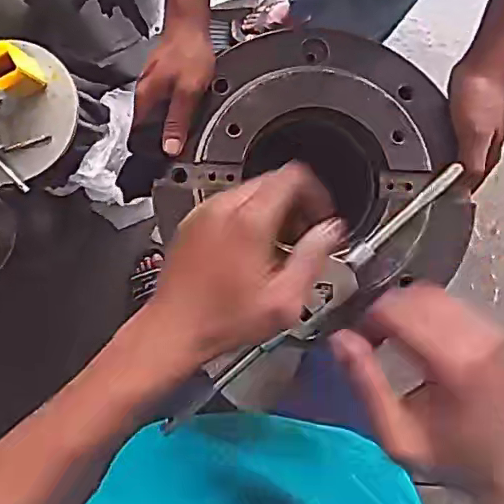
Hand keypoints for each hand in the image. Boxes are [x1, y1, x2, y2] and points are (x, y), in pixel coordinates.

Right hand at [135, 21, 218, 156]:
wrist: (191, 24)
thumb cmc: (189, 52)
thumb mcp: (188, 92)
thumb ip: (178, 121)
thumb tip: (170, 148)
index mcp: (145, 97)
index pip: (137, 132)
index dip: (149, 147)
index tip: (160, 158)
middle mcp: (143, 91)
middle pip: (148, 123)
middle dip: (161, 137)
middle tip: (177, 147)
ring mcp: (151, 82)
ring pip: (157, 111)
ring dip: (168, 122)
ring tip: (184, 129)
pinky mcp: (161, 76)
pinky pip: (164, 99)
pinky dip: (173, 107)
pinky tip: (186, 107)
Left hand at [140, 163, 345, 367]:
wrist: (173, 329)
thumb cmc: (221, 320)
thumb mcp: (283, 300)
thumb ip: (314, 257)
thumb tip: (331, 232)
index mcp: (249, 220)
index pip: (294, 175)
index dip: (317, 193)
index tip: (321, 218)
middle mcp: (224, 207)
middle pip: (274, 180)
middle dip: (297, 205)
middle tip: (303, 237)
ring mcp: (205, 212)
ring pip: (252, 191)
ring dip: (273, 211)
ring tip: (278, 249)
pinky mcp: (194, 222)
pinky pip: (230, 205)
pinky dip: (249, 218)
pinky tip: (253, 252)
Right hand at [331, 283, 503, 501]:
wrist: (503, 462)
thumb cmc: (448, 455)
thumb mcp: (397, 437)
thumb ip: (367, 386)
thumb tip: (339, 338)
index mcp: (455, 363)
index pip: (398, 311)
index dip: (368, 320)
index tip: (358, 344)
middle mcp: (476, 336)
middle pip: (410, 296)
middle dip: (381, 313)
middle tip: (369, 341)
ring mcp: (486, 327)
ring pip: (424, 292)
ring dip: (398, 308)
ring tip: (388, 337)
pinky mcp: (488, 324)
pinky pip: (440, 298)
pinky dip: (416, 308)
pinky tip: (410, 333)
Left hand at [448, 60, 503, 191]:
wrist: (484, 64)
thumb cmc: (482, 93)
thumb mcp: (474, 134)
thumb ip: (470, 163)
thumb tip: (464, 188)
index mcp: (490, 153)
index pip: (472, 183)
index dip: (455, 193)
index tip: (437, 199)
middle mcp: (486, 144)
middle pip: (469, 172)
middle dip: (453, 182)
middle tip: (435, 190)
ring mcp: (477, 129)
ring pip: (463, 156)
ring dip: (450, 165)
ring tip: (437, 173)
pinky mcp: (469, 116)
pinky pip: (457, 139)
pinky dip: (447, 147)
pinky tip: (440, 144)